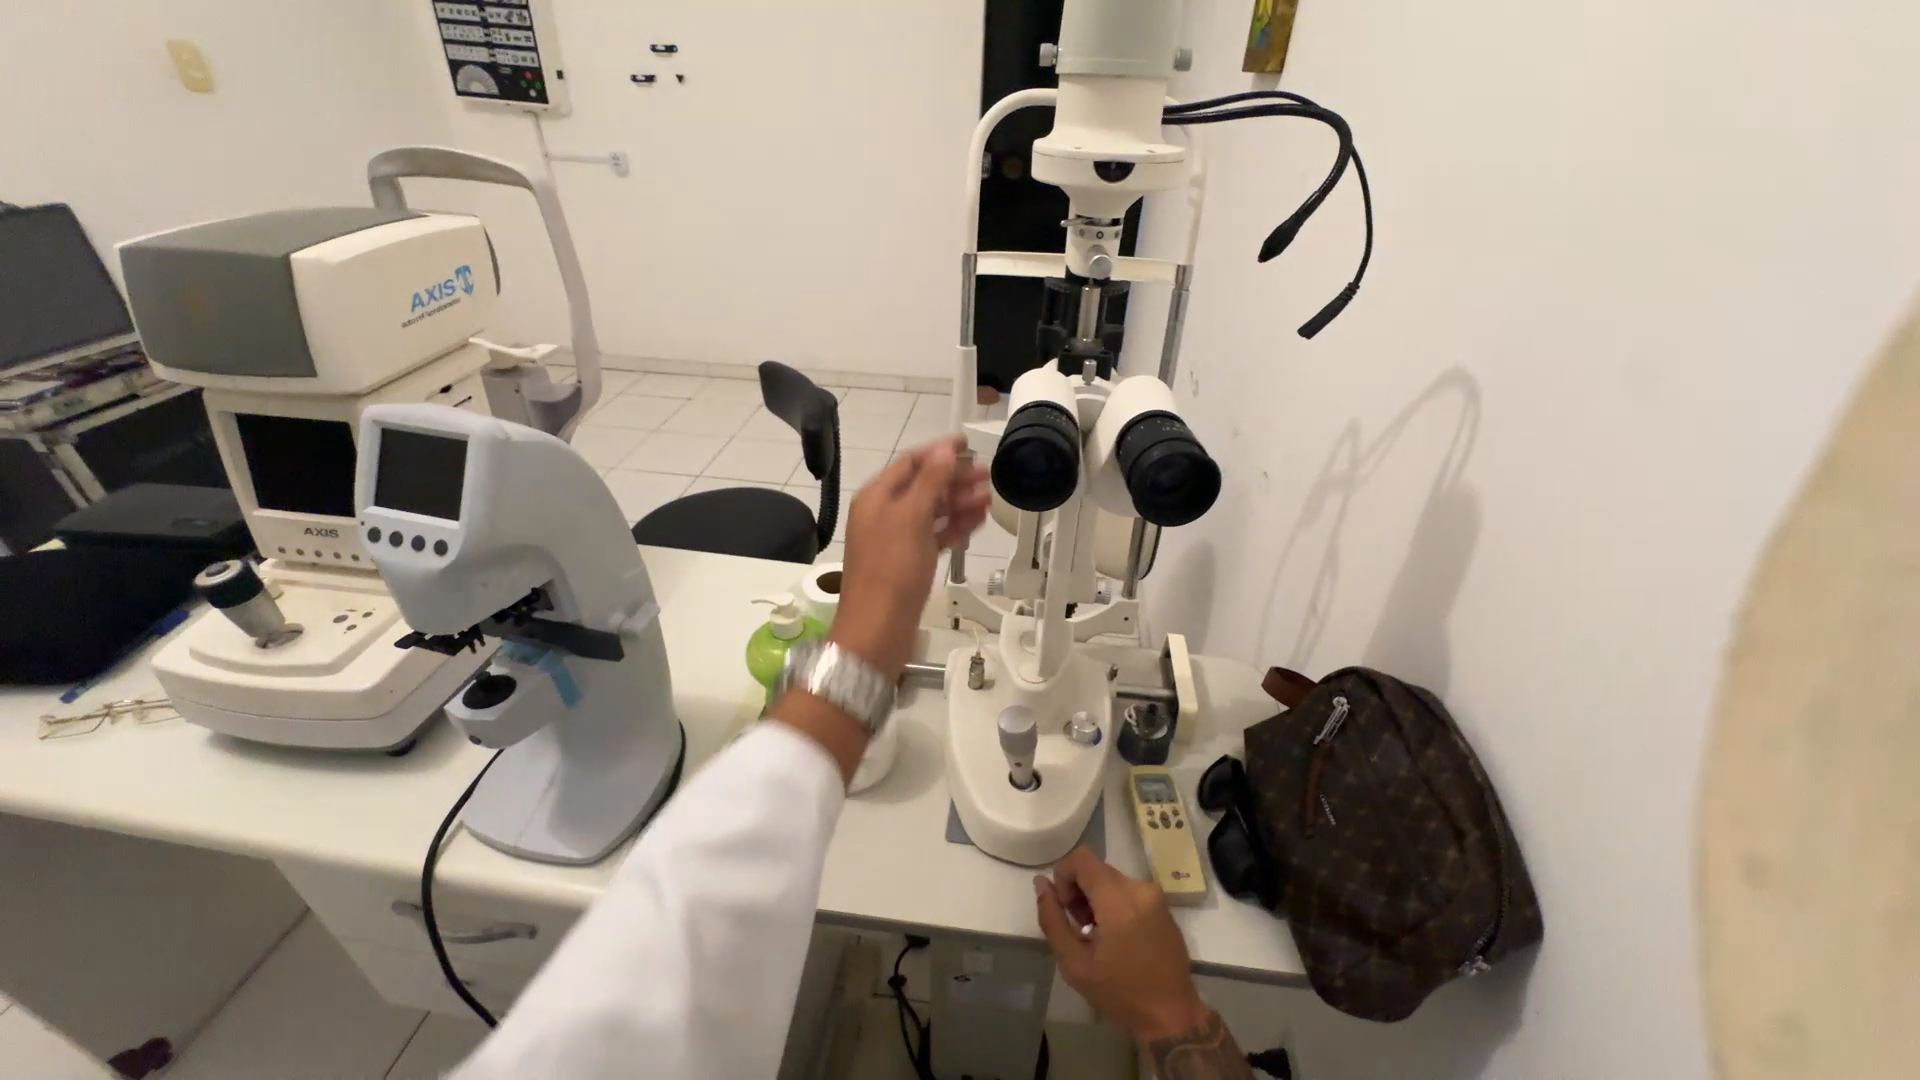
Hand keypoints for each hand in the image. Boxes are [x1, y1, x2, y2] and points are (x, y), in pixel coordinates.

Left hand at [831, 435, 989, 680]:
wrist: (877, 629)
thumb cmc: (892, 571)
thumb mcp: (912, 519)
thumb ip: (930, 482)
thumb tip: (946, 450)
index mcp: (876, 497)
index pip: (911, 462)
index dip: (940, 452)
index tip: (969, 445)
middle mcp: (883, 513)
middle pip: (922, 485)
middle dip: (955, 479)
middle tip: (988, 475)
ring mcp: (895, 539)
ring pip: (930, 511)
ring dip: (958, 503)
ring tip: (988, 499)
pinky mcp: (907, 562)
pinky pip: (932, 535)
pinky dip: (952, 527)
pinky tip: (974, 524)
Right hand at [1035, 847, 1209, 1043]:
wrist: (1171, 1015)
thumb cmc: (1120, 992)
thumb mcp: (1074, 963)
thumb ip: (1052, 919)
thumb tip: (1041, 883)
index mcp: (1118, 900)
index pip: (1081, 858)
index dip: (1064, 877)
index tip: (1066, 910)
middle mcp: (1139, 888)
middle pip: (1095, 869)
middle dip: (1079, 891)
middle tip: (1080, 928)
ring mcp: (1155, 895)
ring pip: (1110, 879)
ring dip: (1095, 898)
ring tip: (1098, 936)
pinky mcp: (1163, 904)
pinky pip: (1128, 889)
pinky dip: (1114, 903)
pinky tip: (1117, 937)